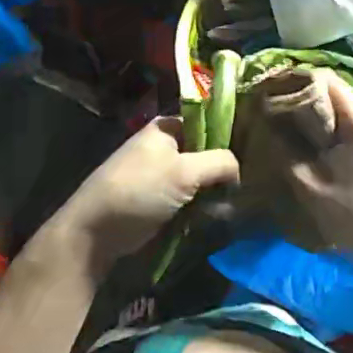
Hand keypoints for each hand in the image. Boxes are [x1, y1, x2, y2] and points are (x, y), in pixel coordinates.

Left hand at [46, 117, 239, 269]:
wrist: (98, 228)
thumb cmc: (139, 189)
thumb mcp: (184, 171)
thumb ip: (218, 162)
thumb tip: (239, 168)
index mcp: (165, 129)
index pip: (207, 124)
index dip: (228, 137)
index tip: (254, 155)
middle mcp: (164, 148)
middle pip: (205, 155)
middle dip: (223, 171)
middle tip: (248, 186)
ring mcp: (162, 176)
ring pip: (200, 181)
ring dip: (215, 194)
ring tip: (237, 205)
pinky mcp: (161, 201)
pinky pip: (191, 200)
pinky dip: (203, 208)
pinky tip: (221, 217)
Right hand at [284, 70, 352, 278]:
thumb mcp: (309, 184)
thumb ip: (284, 147)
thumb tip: (263, 120)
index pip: (323, 79)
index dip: (291, 81)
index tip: (265, 94)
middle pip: (333, 89)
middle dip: (300, 96)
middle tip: (269, 111)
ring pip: (342, 104)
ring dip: (315, 111)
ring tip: (286, 126)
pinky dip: (330, 123)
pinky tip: (312, 140)